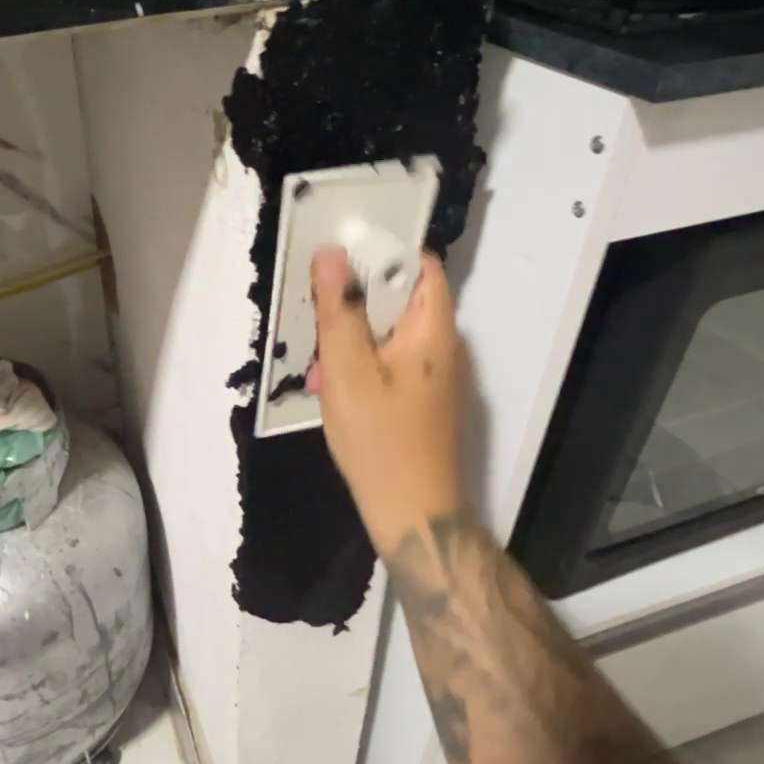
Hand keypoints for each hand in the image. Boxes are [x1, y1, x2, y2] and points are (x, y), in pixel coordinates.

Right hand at [308, 246, 464, 556]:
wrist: (411, 511)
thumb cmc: (379, 439)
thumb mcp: (348, 370)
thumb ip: (338, 310)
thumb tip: (331, 253)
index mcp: (434, 330)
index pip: (419, 264)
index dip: (380, 254)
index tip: (337, 265)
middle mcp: (445, 346)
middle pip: (401, 298)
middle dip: (356, 304)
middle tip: (318, 324)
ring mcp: (437, 374)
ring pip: (392, 332)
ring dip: (353, 339)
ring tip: (321, 368)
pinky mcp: (426, 398)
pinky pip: (393, 361)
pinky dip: (364, 364)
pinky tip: (336, 389)